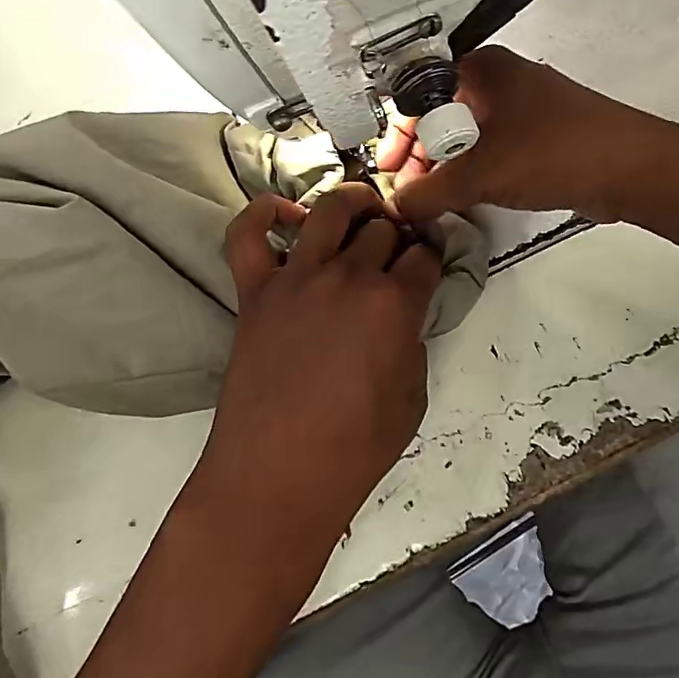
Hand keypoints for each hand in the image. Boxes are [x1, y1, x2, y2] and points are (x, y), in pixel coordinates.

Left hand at [199, 184, 442, 532]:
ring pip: (328, 212)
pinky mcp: (255, 293)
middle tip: (397, 247)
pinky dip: (262, 213)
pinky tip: (285, 214)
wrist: (279, 475)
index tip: (430, 263)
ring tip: (361, 210)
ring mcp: (297, 280)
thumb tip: (402, 318)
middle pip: (382, 229)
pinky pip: (246, 236)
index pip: (424, 257)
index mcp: (394, 304)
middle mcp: (348, 278)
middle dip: (398, 233)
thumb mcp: (413, 394)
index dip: (433, 256)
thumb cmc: (356, 446)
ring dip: (351, 203)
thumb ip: (411, 341)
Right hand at [382, 46, 678, 223]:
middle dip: (422, 155)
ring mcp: (525, 109)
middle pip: (443, 116)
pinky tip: (469, 197)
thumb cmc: (556, 153)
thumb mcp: (481, 174)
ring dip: (449, 168)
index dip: (400, 134)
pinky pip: (496, 151)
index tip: (389, 169)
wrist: (631, 169)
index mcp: (483, 69)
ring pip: (471, 136)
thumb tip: (400, 205)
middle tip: (411, 190)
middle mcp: (502, 82)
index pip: (420, 95)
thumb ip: (430, 191)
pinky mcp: (542, 137)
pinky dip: (478, 172)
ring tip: (434, 200)